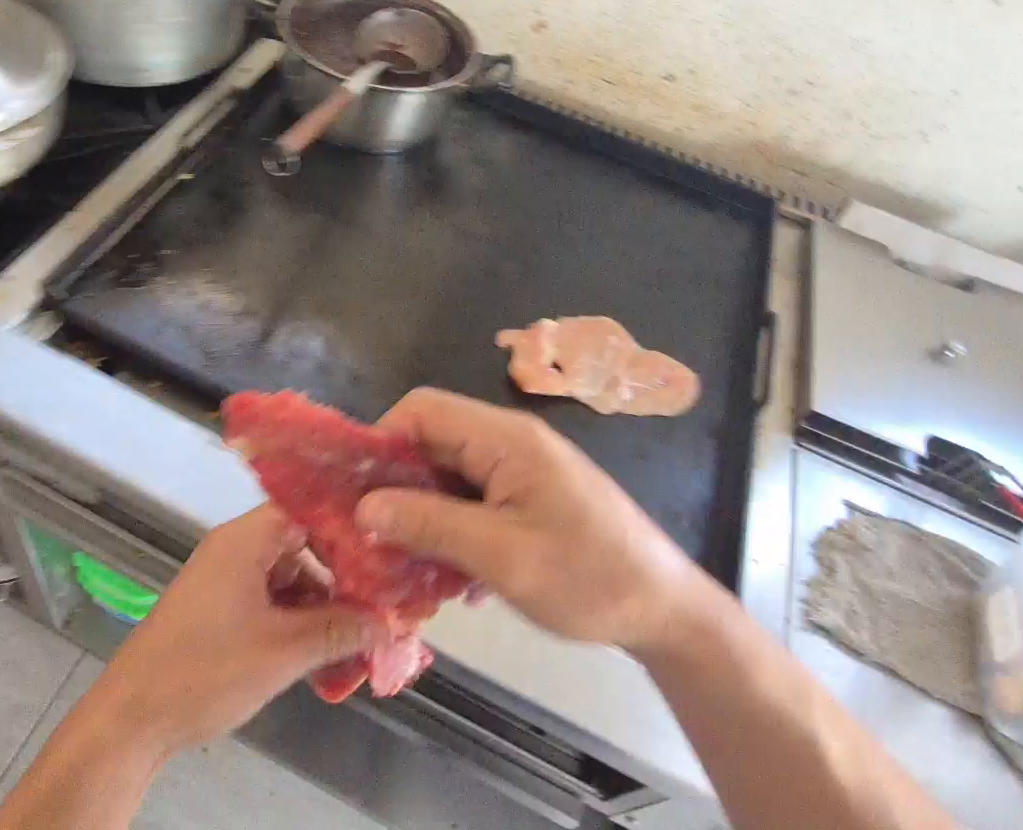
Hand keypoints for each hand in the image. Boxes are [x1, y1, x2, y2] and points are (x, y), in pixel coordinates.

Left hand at [83, 505, 379, 759]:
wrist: (132, 719)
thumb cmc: (205, 670)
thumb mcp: (283, 651)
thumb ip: (341, 630)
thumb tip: (390, 623)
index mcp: (246, 540)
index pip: (308, 509)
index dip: (351, 527)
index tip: (390, 549)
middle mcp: (238, 550)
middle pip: (305, 548)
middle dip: (346, 579)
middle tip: (387, 605)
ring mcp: (229, 581)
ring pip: (293, 581)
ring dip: (327, 610)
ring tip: (366, 641)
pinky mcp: (224, 611)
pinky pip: (275, 605)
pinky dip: (303, 625)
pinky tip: (331, 658)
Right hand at [353, 388, 706, 652]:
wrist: (666, 612)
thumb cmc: (589, 578)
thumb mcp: (502, 556)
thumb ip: (430, 525)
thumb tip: (364, 506)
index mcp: (505, 439)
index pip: (423, 409)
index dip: (381, 440)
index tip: (355, 492)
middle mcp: (509, 442)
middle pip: (431, 441)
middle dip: (395, 483)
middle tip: (369, 535)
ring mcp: (520, 470)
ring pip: (446, 474)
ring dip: (420, 512)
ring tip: (401, 559)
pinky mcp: (526, 497)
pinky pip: (469, 498)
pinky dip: (448, 527)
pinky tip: (445, 571)